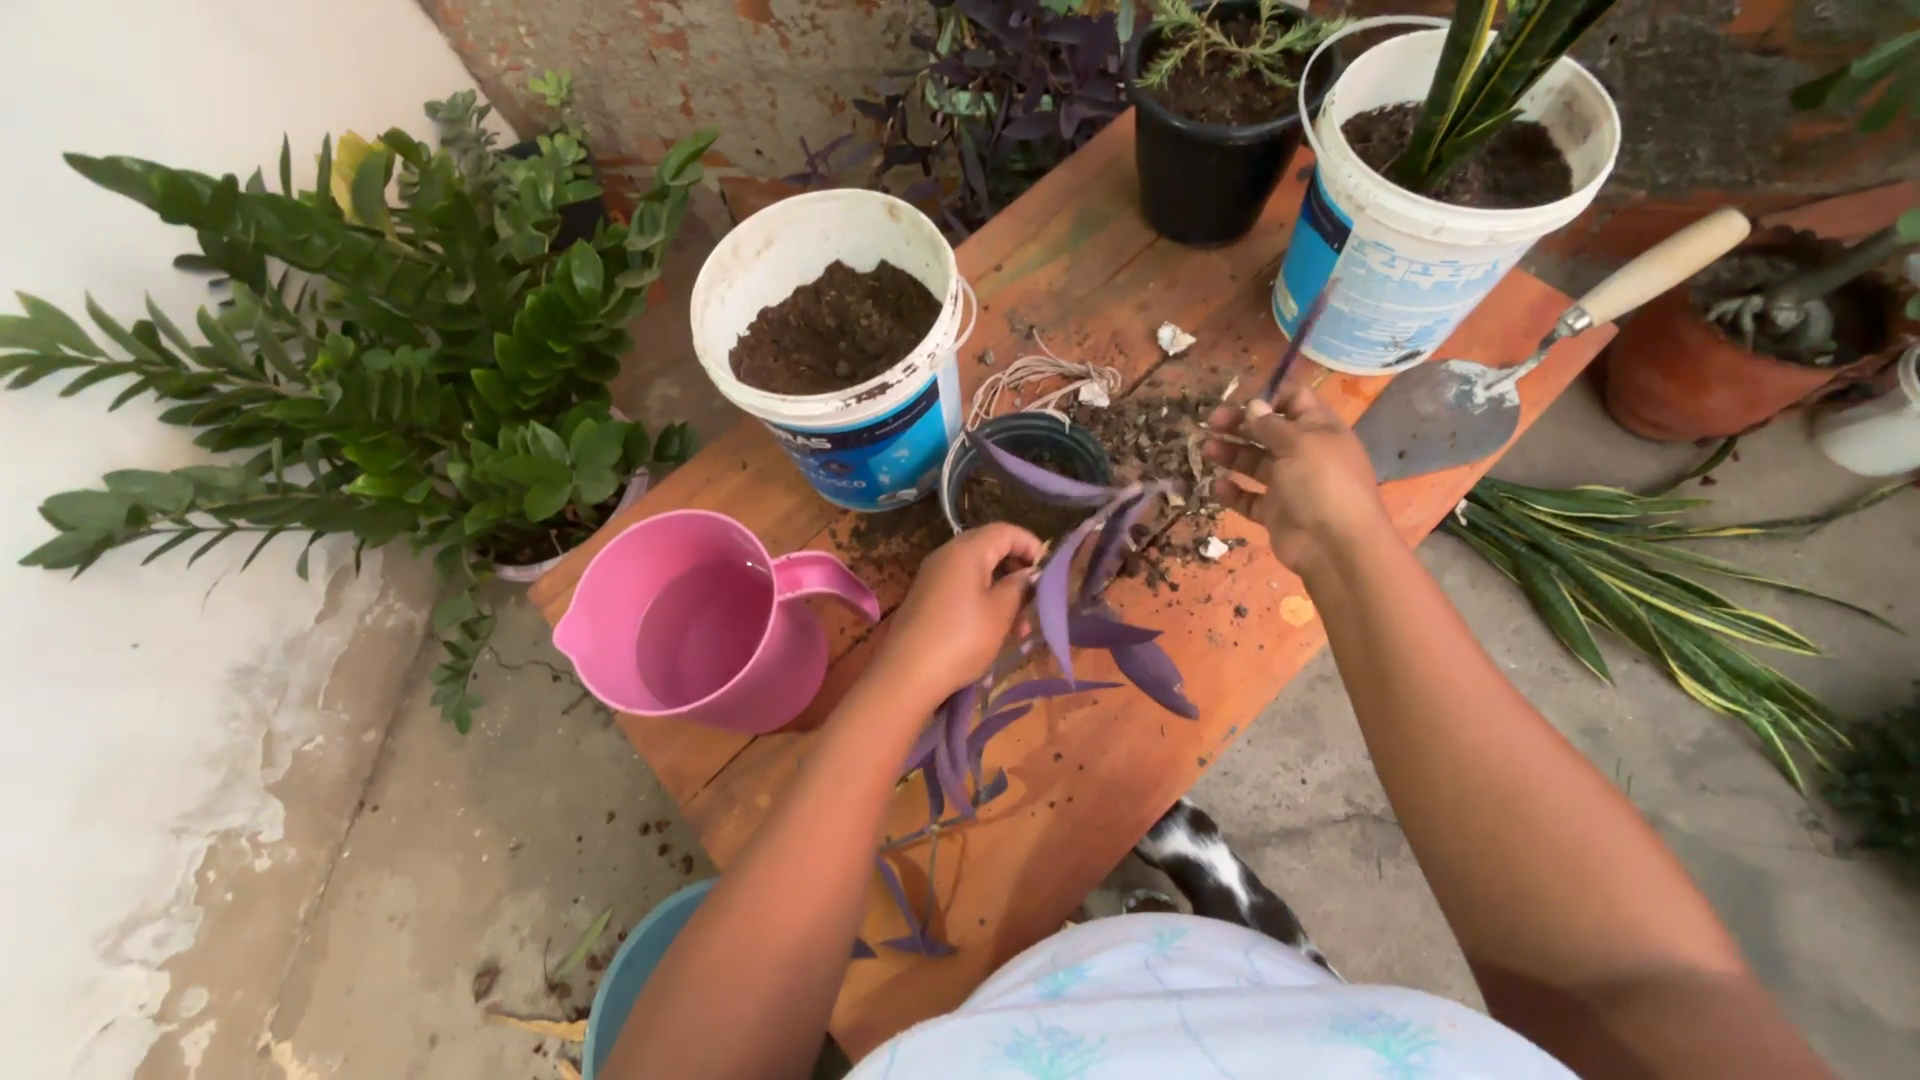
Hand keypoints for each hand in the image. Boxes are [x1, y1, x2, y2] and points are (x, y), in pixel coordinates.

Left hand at [872, 523, 1042, 703]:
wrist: (906, 675)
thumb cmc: (961, 639)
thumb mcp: (1000, 612)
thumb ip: (1020, 586)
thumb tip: (1030, 575)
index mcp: (966, 550)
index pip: (1006, 531)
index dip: (1031, 545)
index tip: (1050, 571)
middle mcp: (946, 555)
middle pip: (991, 549)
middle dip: (1018, 571)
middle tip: (1037, 599)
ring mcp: (934, 577)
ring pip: (978, 572)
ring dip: (1003, 592)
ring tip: (1021, 628)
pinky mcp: (927, 598)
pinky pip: (963, 588)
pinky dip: (984, 601)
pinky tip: (997, 630)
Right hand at [1203, 385, 1390, 576]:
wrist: (1335, 545)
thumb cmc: (1322, 483)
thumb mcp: (1298, 443)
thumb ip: (1271, 424)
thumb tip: (1253, 406)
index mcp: (1319, 430)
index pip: (1295, 401)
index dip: (1269, 398)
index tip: (1240, 401)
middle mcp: (1304, 454)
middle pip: (1268, 432)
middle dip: (1240, 425)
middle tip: (1211, 423)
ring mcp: (1289, 485)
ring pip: (1255, 463)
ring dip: (1231, 454)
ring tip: (1206, 450)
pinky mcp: (1275, 512)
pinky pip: (1249, 498)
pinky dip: (1232, 492)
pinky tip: (1216, 486)